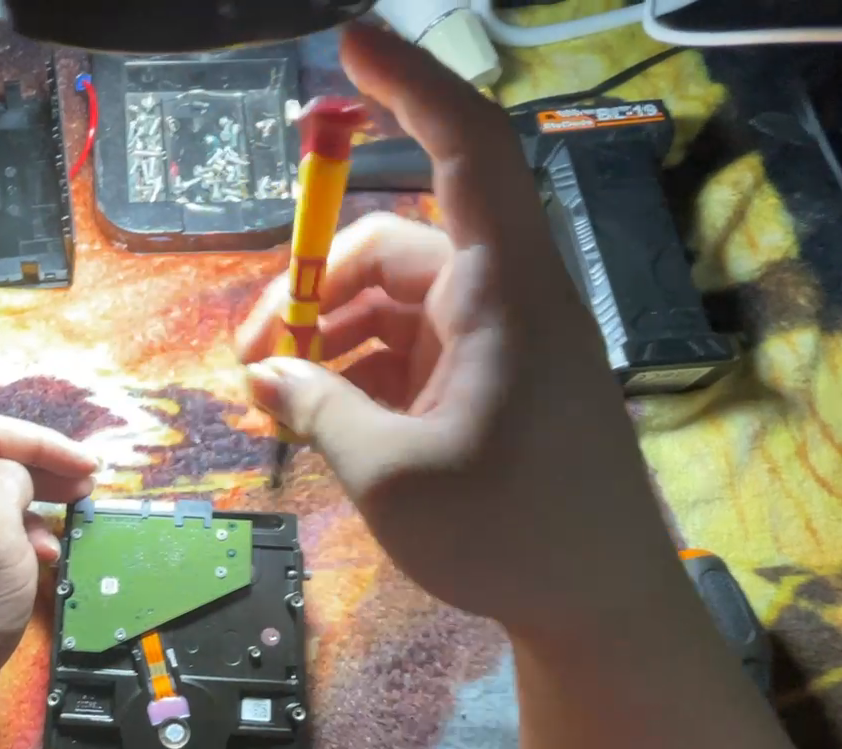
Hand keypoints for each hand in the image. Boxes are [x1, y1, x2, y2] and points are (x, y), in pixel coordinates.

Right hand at [236, 23, 686, 641]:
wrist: (592, 601)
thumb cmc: (505, 532)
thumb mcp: (388, 472)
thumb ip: (316, 410)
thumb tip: (261, 374)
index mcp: (501, 293)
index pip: (464, 149)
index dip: (410, 83)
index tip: (347, 41)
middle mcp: (501, 300)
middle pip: (390, 247)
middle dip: (309, 287)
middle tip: (249, 352)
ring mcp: (493, 345)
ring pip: (391, 303)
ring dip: (325, 335)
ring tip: (272, 394)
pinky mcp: (484, 385)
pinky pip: (406, 350)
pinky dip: (355, 369)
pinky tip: (315, 410)